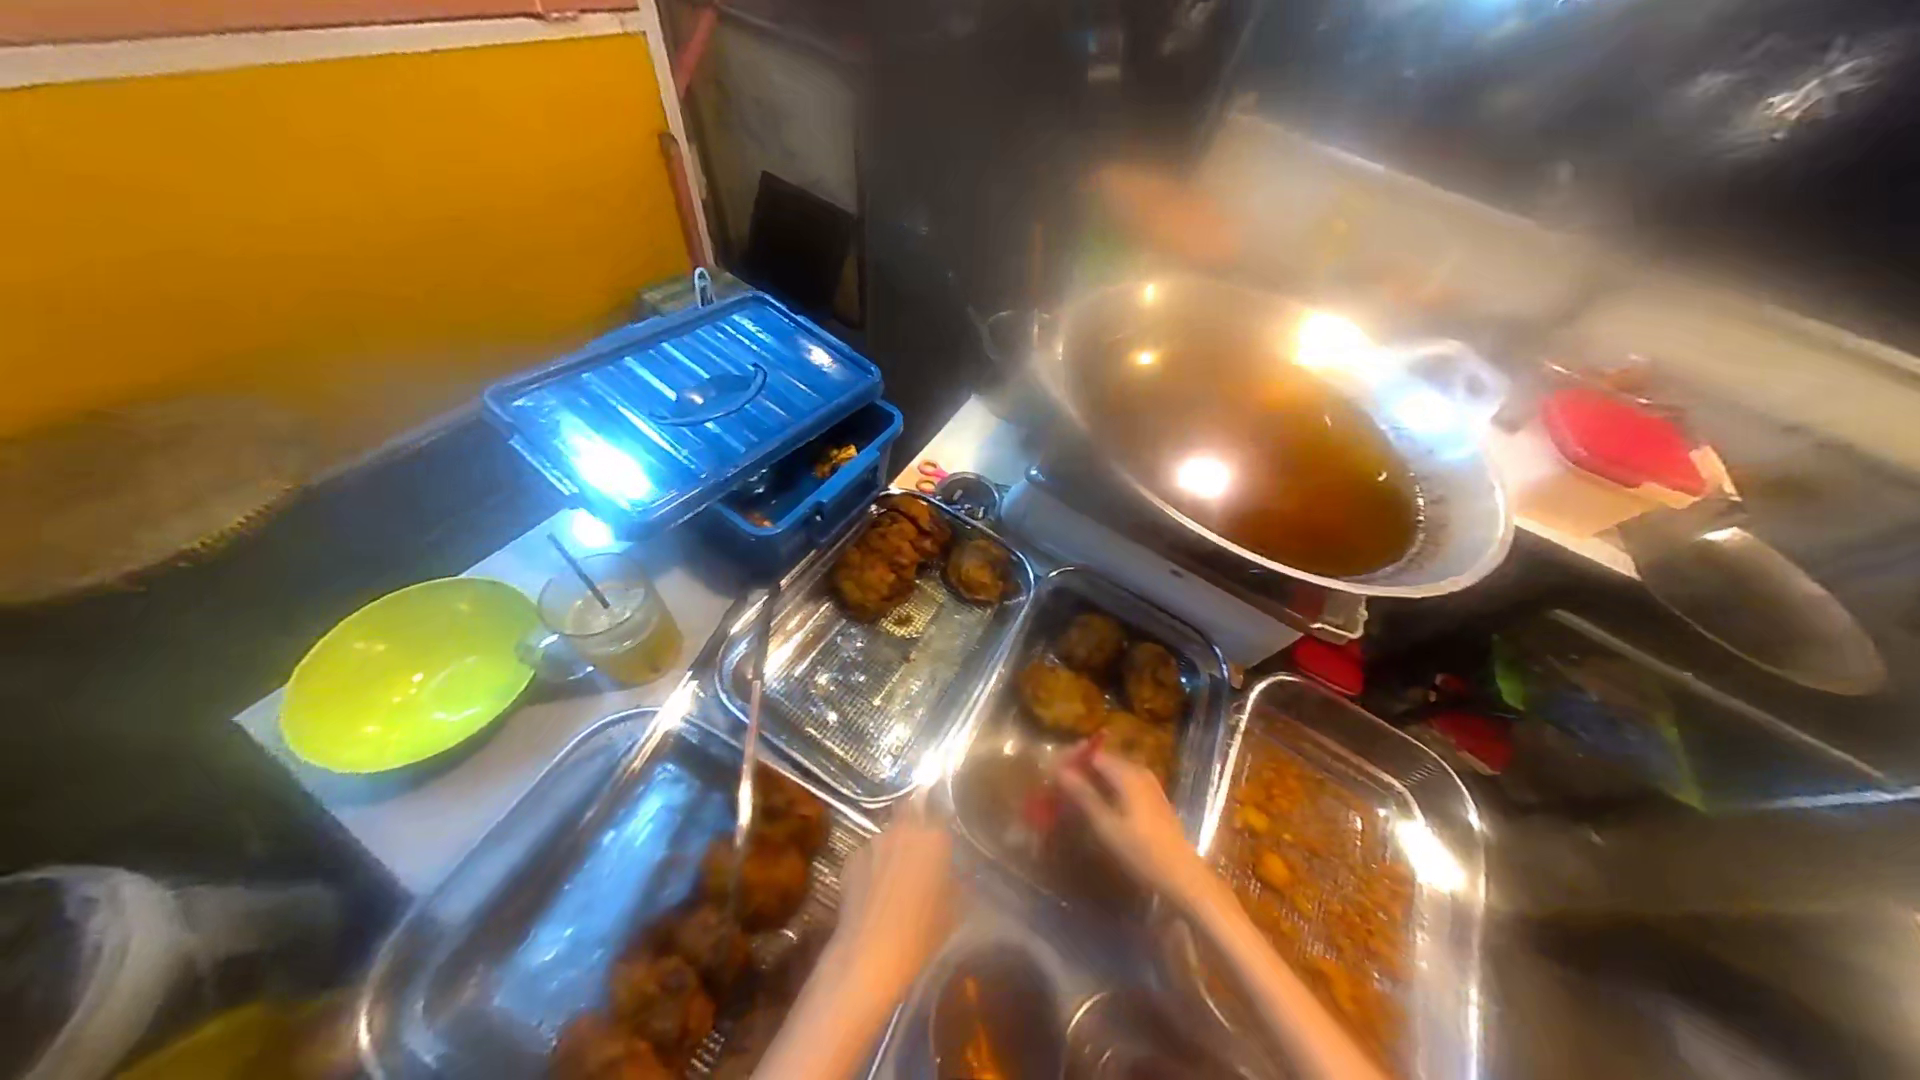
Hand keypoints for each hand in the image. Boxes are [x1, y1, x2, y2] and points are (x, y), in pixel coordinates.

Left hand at [828, 813, 955, 996]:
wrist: (870, 954)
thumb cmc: (922, 933)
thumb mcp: (956, 909)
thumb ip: (960, 880)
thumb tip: (960, 871)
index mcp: (934, 837)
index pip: (941, 811)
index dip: (943, 821)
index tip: (945, 836)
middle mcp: (903, 830)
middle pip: (910, 813)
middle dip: (915, 825)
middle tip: (921, 850)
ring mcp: (873, 843)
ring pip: (888, 835)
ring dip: (894, 846)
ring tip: (896, 874)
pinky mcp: (851, 859)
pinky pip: (868, 855)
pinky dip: (873, 865)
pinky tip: (875, 890)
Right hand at [1057, 750, 1219, 911]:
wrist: (1183, 877)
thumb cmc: (1142, 852)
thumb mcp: (1106, 825)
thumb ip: (1083, 795)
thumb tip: (1060, 771)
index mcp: (1127, 774)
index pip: (1093, 754)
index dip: (1071, 759)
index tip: (1052, 772)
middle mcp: (1139, 772)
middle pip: (1104, 761)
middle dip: (1081, 769)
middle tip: (1059, 786)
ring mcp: (1149, 785)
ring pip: (1113, 773)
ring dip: (1093, 780)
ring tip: (1073, 796)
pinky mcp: (1153, 799)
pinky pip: (1123, 783)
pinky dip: (1107, 789)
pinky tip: (1097, 806)